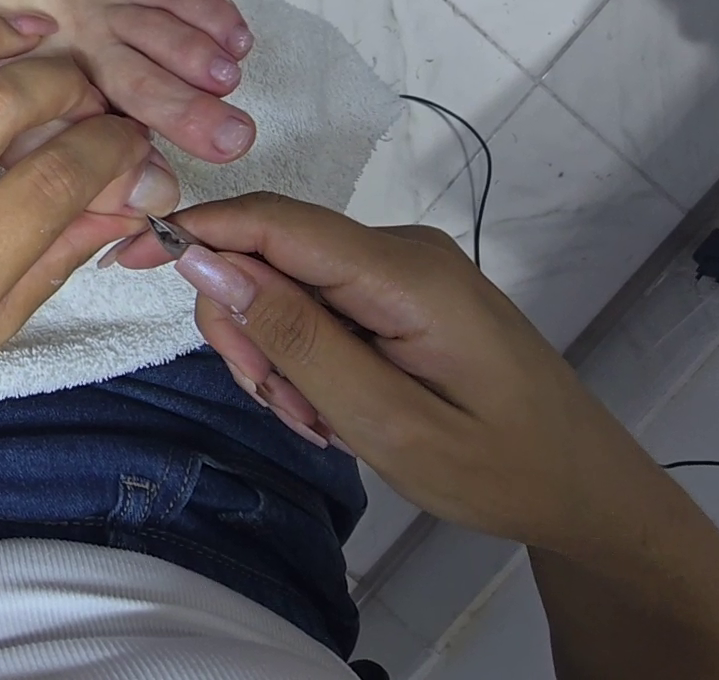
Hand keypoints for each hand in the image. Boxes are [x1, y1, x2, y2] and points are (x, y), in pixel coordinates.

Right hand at [107, 193, 674, 560]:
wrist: (591, 497)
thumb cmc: (498, 469)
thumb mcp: (385, 420)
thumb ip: (292, 335)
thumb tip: (204, 260)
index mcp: (403, 272)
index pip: (273, 222)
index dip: (194, 228)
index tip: (127, 256)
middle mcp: (394, 249)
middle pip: (268, 255)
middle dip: (242, 323)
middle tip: (268, 399)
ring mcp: (393, 267)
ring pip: (279, 282)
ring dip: (269, 346)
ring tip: (307, 414)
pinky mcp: (388, 289)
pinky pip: (308, 300)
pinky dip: (293, 348)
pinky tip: (321, 398)